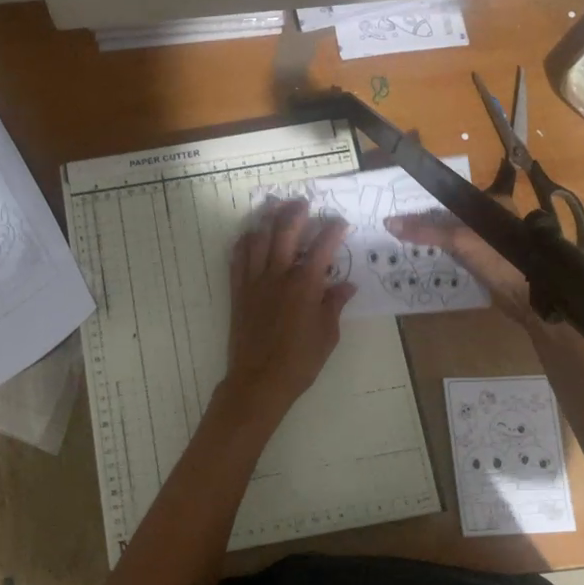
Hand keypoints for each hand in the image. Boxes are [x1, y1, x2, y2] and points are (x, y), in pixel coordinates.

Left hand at [222, 198, 355, 417]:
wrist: (258, 381)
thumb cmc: (299, 362)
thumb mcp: (327, 335)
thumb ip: (334, 305)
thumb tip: (346, 286)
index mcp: (305, 285)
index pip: (322, 247)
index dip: (333, 230)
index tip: (340, 222)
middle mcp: (278, 275)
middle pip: (285, 232)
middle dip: (295, 213)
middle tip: (302, 203)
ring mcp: (254, 282)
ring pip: (257, 239)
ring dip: (267, 220)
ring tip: (274, 207)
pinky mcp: (238, 292)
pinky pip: (237, 259)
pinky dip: (243, 243)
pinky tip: (248, 236)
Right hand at [386, 208, 534, 326]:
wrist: (530, 298)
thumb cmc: (500, 259)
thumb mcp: (460, 239)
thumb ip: (426, 230)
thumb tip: (390, 222)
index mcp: (494, 203)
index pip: (453, 197)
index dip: (429, 202)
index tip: (404, 210)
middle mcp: (496, 219)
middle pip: (454, 217)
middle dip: (430, 224)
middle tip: (402, 228)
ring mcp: (494, 243)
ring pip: (457, 237)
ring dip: (437, 242)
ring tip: (408, 244)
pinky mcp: (492, 264)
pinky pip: (461, 255)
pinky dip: (447, 258)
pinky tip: (429, 261)